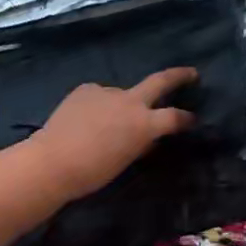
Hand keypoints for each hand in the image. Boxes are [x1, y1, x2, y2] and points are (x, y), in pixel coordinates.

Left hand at [28, 67, 197, 198]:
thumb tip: (146, 138)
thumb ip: (139, 144)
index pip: (175, 117)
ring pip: (121, 94)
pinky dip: (98, 105)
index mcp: (145, 124)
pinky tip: (84, 119)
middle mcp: (130, 102)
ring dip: (120, 104)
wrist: (54, 161)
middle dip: (178, 76)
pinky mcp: (85, 89)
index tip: (191, 119)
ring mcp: (107, 92)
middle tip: (190, 73)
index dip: (186, 119)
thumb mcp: (124, 160)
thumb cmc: (92, 172)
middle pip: (160, 81)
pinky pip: (98, 95)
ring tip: (104, 122)